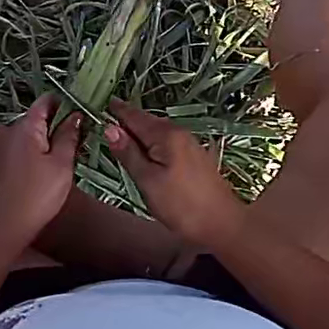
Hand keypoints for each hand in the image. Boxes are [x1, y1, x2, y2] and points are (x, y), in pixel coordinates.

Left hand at [0, 95, 79, 240]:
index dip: (67, 99)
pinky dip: (51, 148)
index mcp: (28, 127)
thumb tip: (76, 115)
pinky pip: (36, 146)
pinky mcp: (16, 164)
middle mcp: (18, 132)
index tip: (86, 105)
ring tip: (82, 143)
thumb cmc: (38, 193)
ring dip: (60, 135)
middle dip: (66, 118)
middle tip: (89, 127)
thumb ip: (69, 136)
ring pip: (42, 132)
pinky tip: (65, 160)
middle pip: (44, 115)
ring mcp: (15, 148)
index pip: (47, 100)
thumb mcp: (61, 163)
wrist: (9, 223)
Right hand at [105, 102, 246, 247]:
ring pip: (158, 131)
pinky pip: (167, 140)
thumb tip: (109, 128)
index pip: (135, 117)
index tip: (105, 102)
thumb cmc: (182, 205)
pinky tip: (147, 150)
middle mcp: (179, 133)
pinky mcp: (195, 157)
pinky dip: (152, 140)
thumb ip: (128, 153)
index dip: (119, 110)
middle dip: (129, 118)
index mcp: (166, 135)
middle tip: (108, 117)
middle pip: (148, 121)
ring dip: (140, 130)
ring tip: (122, 133)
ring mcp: (190, 144)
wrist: (224, 226)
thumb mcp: (148, 181)